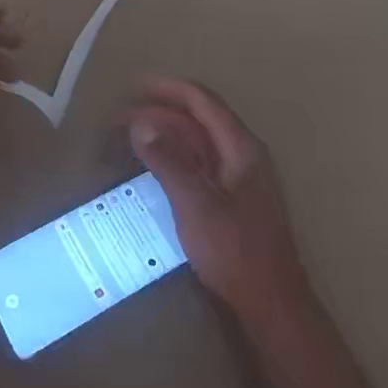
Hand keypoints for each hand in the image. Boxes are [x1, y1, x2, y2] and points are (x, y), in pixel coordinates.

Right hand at [125, 77, 311, 321]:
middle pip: (198, 120)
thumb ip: (169, 162)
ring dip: (164, 135)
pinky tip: (151, 166)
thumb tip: (141, 124)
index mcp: (241, 148)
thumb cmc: (235, 252)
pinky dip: (173, 158)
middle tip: (117, 121)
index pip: (203, 103)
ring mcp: (238, 177)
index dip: (169, 89)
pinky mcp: (230, 198)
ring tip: (127, 139)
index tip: (133, 86)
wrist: (269, 300)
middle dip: (158, 114)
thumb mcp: (196, 205)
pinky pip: (198, 164)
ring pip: (197, 142)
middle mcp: (242, 155)